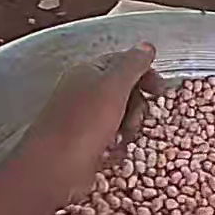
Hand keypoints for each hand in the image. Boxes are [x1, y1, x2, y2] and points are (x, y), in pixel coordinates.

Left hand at [16, 44, 162, 202]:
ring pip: (120, 115)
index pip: (123, 63)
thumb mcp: (113, 87)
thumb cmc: (84, 124)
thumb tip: (146, 46)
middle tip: (137, 118)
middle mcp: (84, 91)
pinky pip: (111, 136)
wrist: (54, 169)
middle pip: (124, 90)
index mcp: (88, 72)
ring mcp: (83, 118)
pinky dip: (118, 142)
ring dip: (130, 125)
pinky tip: (116, 150)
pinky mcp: (85, 143)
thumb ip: (132, 65)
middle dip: (138, 104)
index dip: (144, 73)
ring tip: (124, 138)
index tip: (160, 91)